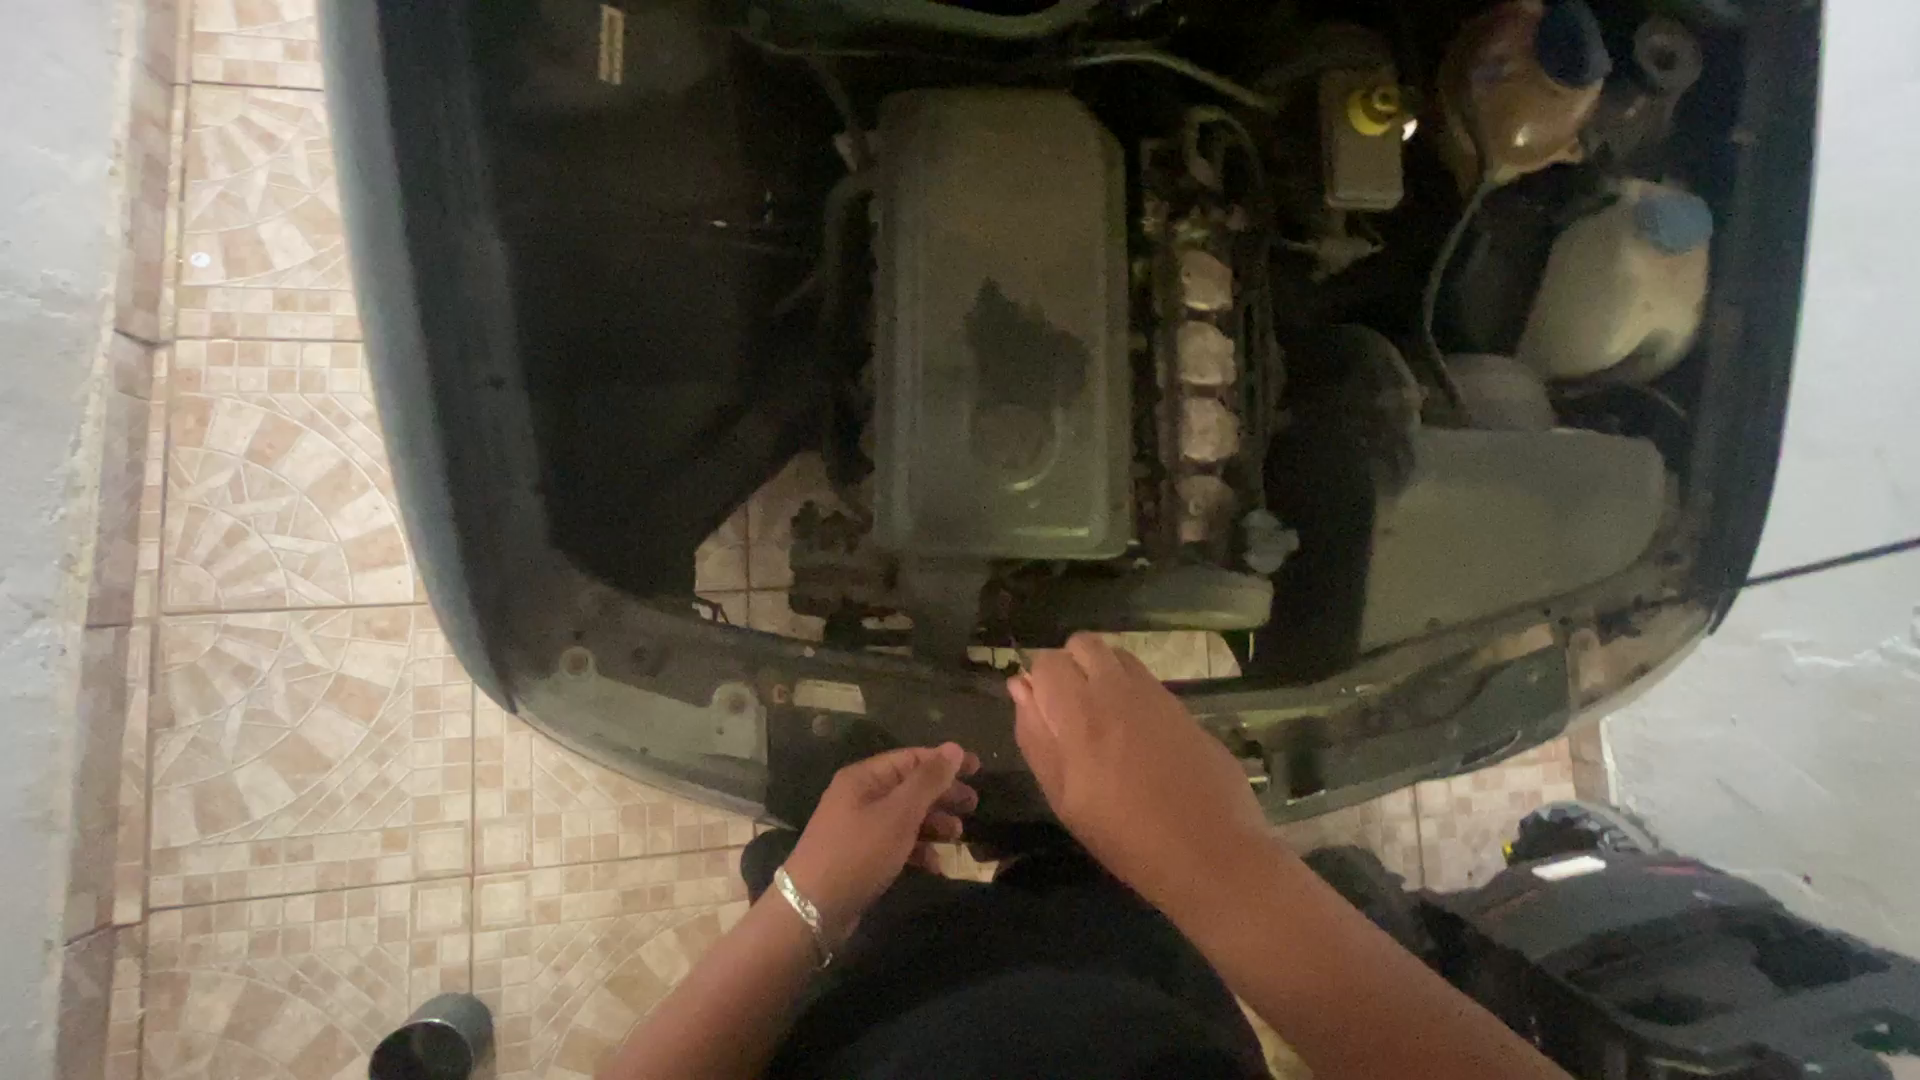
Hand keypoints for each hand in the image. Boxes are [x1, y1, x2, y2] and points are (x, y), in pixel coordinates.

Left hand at [781, 743, 979, 942]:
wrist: (812, 910)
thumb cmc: (858, 853)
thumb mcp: (898, 813)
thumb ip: (928, 780)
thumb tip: (955, 748)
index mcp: (864, 778)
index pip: (911, 759)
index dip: (945, 762)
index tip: (979, 770)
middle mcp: (860, 797)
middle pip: (910, 787)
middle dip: (943, 794)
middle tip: (974, 805)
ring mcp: (859, 828)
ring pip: (905, 816)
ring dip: (934, 823)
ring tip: (958, 836)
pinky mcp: (861, 856)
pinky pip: (896, 844)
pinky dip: (918, 850)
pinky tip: (936, 865)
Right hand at [1010, 634, 1269, 904]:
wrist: (1210, 851)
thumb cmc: (1125, 836)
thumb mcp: (1064, 797)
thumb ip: (1036, 737)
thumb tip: (1020, 688)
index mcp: (1079, 713)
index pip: (1046, 661)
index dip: (1039, 683)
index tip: (1045, 714)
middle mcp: (1116, 689)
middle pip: (1082, 643)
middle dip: (1069, 666)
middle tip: (1071, 711)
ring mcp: (1154, 693)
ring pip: (1115, 653)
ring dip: (1100, 671)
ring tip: (1103, 716)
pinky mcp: (1182, 705)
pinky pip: (1145, 677)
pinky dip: (1130, 688)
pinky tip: (1136, 731)